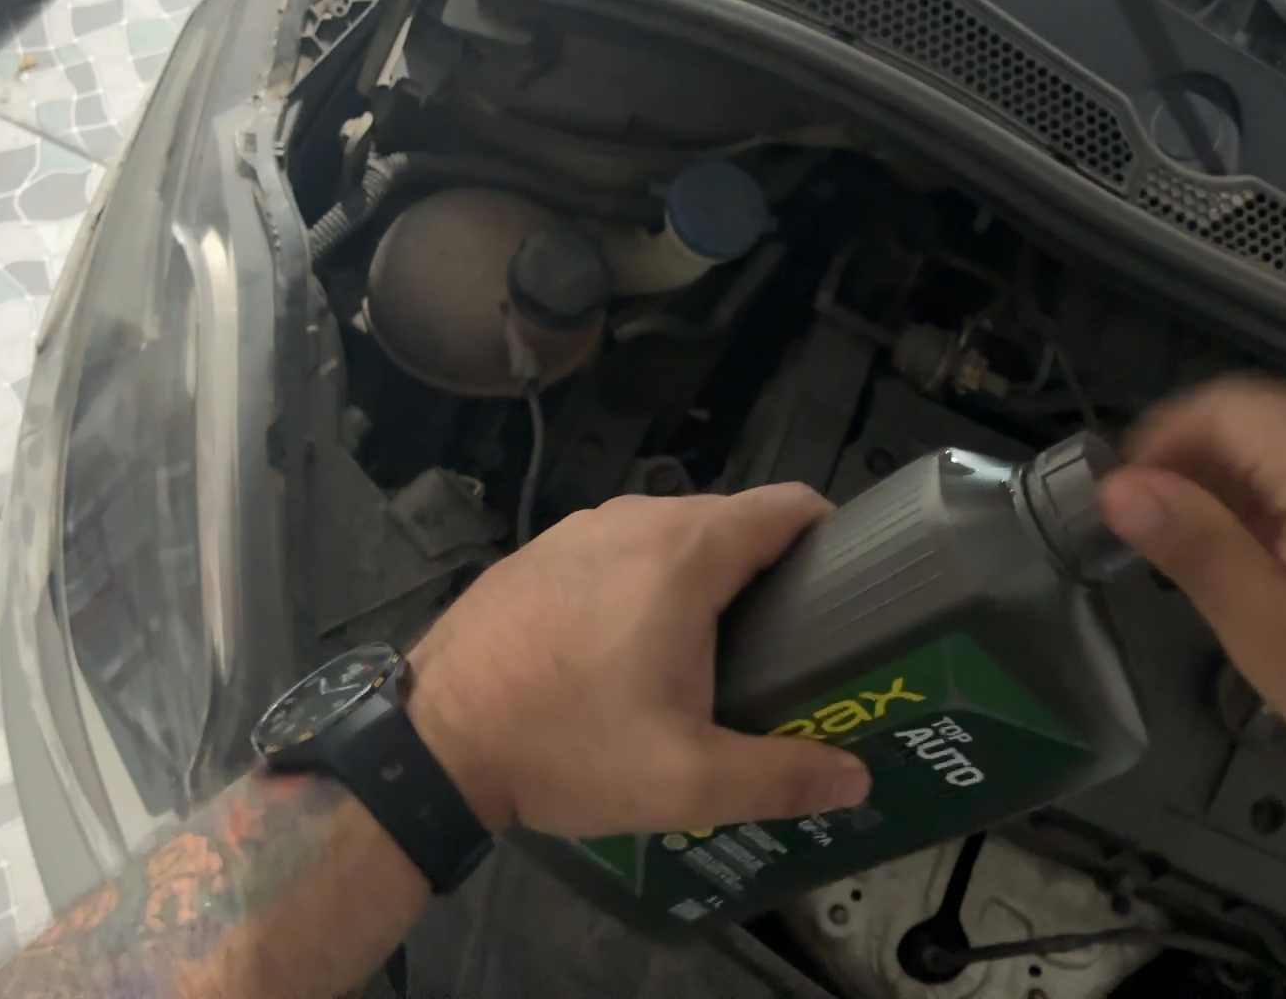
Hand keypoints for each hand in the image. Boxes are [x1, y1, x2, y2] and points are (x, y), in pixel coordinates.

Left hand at [403, 484, 872, 837]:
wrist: (429, 740)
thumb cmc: (565, 745)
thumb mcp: (684, 780)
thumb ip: (782, 777)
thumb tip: (856, 779)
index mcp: (686, 552)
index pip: (787, 505)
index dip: (829, 533)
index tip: (843, 581)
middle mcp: (639, 518)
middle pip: (736, 518)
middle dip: (770, 565)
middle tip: (784, 636)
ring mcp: (585, 524)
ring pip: (678, 528)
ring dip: (709, 569)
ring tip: (714, 639)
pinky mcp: (547, 543)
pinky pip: (627, 541)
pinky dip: (652, 570)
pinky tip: (634, 632)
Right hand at [1096, 379, 1285, 806]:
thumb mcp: (1273, 636)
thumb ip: (1194, 547)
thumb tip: (1116, 487)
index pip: (1221, 407)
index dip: (1160, 442)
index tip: (1131, 495)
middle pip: (1270, 413)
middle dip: (1211, 461)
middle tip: (1187, 533)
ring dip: (1268, 469)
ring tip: (1256, 545)